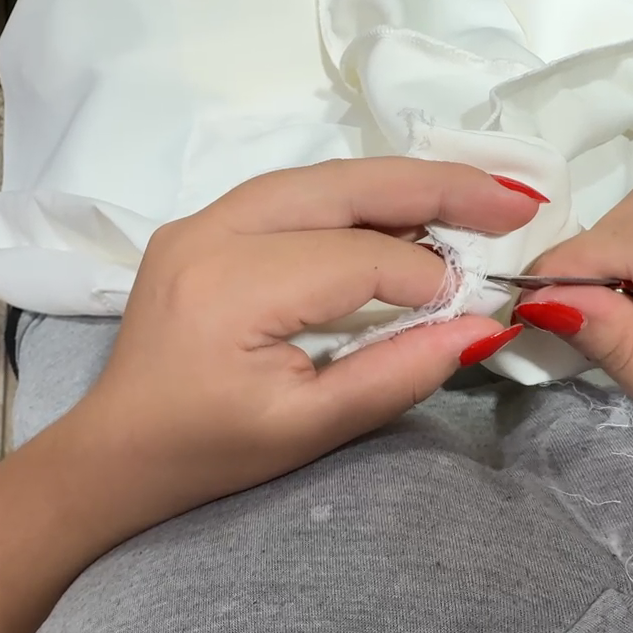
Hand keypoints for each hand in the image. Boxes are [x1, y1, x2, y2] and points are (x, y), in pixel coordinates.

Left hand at [59, 157, 539, 530]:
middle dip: (437, 186)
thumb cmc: (207, 454)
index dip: (429, 278)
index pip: (357, 259)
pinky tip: (400, 213)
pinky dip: (355, 198)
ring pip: (320, 177)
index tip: (482, 303)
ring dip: (400, 184)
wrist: (117, 452)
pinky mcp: (200, 224)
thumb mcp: (307, 428)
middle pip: (342, 185)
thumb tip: (482, 327)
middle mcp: (209, 232)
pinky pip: (294, 193)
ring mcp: (198, 220)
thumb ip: (396, 375)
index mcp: (230, 288)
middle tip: (515, 199)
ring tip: (473, 199)